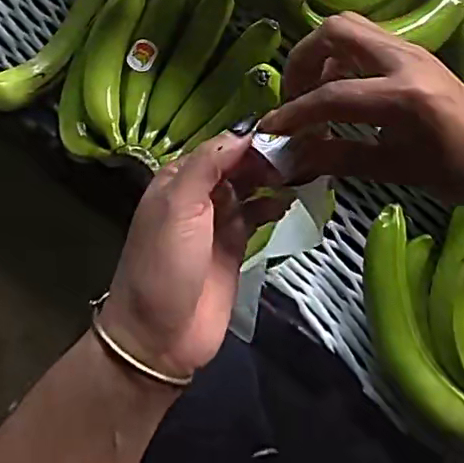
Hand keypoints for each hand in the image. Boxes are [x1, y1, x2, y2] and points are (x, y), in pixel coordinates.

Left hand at [97, 135, 290, 381]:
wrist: (160, 333)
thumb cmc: (164, 261)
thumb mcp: (179, 205)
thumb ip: (206, 166)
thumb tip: (241, 134)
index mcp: (177, 178)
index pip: (217, 148)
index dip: (246, 139)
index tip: (283, 130)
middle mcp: (197, 193)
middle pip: (235, 166)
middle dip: (263, 157)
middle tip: (302, 150)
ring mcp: (216, 220)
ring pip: (248, 188)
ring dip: (271, 178)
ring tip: (303, 169)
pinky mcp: (234, 246)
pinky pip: (256, 216)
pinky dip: (272, 206)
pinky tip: (290, 199)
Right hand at [256, 13, 463, 210]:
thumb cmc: (458, 172)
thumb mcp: (394, 169)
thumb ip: (336, 157)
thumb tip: (289, 157)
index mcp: (406, 97)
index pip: (333, 95)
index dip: (295, 113)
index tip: (271, 129)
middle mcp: (406, 60)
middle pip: (334, 32)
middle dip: (302, 59)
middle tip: (295, 93)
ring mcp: (409, 49)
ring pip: (346, 26)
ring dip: (319, 52)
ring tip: (313, 88)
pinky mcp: (410, 48)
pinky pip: (361, 35)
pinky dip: (337, 53)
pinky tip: (338, 83)